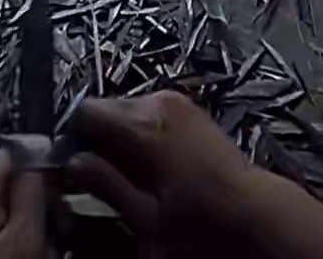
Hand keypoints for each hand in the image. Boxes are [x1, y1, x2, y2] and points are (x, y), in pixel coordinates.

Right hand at [63, 92, 253, 245]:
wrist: (253, 212)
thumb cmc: (200, 224)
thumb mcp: (145, 218)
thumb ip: (105, 184)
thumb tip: (72, 164)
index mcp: (142, 125)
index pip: (86, 111)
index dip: (72, 138)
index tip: (69, 166)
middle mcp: (155, 100)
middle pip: (105, 107)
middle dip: (95, 137)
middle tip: (95, 176)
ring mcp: (173, 99)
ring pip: (126, 108)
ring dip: (117, 134)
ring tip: (124, 173)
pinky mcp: (185, 105)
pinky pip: (147, 110)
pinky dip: (138, 130)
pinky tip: (148, 162)